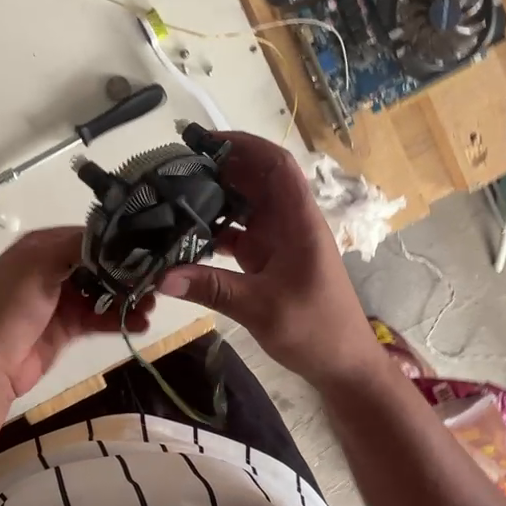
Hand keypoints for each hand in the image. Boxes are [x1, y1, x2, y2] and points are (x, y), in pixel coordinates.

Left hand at [0, 227, 151, 397]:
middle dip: (126, 272)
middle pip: (98, 264)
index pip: (87, 235)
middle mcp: (50, 268)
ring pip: (101, 292)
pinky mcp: (65, 328)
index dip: (117, 242)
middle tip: (157, 280)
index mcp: (40, 246)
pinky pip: (97, 318)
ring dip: (126, 297)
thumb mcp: (39, 265)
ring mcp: (57, 300)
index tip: (150, 247)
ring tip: (153, 304)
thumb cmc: (9, 307)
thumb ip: (77, 246)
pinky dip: (118, 319)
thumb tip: (113, 234)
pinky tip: (141, 322)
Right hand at [155, 132, 378, 388]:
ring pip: (244, 204)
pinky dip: (213, 229)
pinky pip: (237, 232)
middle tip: (175, 168)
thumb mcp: (261, 309)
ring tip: (173, 195)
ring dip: (214, 198)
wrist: (343, 364)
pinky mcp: (268, 259)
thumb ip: (212, 289)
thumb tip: (162, 277)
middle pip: (255, 179)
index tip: (205, 141)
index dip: (245, 145)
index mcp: (300, 222)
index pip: (277, 166)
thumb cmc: (316, 330)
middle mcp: (289, 222)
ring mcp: (279, 240)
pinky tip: (184, 233)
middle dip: (220, 168)